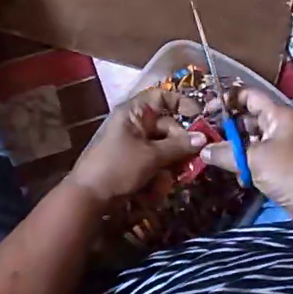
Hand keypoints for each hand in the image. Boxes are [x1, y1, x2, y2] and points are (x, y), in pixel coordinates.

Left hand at [66, 88, 207, 204]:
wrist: (88, 196)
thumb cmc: (118, 167)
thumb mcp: (151, 156)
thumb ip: (178, 146)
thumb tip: (203, 138)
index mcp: (133, 112)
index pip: (161, 96)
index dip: (182, 103)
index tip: (200, 117)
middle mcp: (134, 124)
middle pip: (167, 126)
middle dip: (180, 145)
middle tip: (194, 160)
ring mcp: (133, 143)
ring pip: (163, 147)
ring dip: (171, 163)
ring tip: (175, 178)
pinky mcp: (133, 162)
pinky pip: (154, 162)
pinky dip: (159, 173)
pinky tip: (159, 188)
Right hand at [200, 87, 292, 221]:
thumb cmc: (289, 172)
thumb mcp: (253, 160)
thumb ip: (225, 153)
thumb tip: (203, 150)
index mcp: (279, 114)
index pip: (249, 95)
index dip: (227, 99)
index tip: (207, 111)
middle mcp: (282, 124)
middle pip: (249, 117)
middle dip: (228, 128)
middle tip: (207, 137)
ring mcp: (284, 144)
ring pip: (252, 139)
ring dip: (235, 149)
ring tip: (218, 158)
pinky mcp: (284, 163)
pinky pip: (259, 156)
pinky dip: (247, 163)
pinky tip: (240, 177)